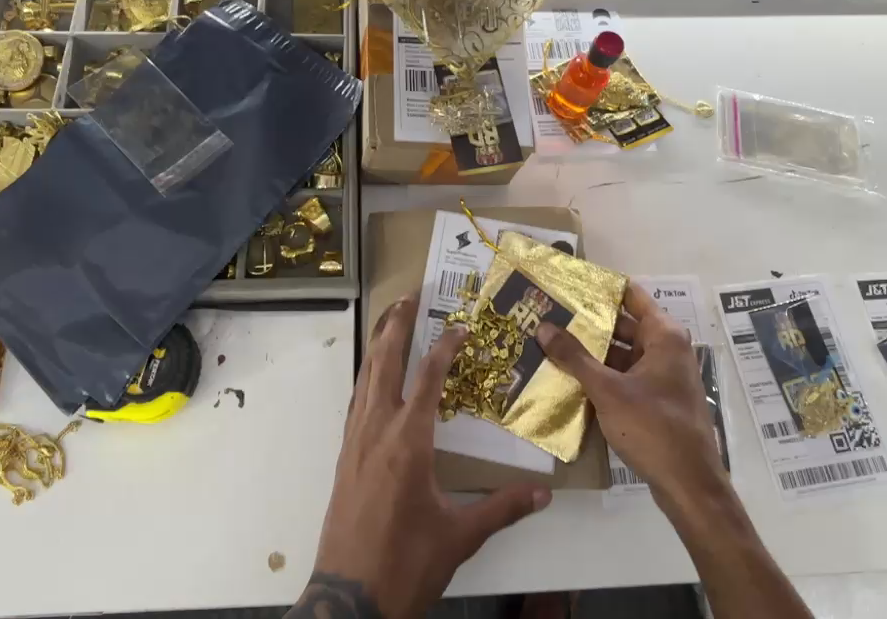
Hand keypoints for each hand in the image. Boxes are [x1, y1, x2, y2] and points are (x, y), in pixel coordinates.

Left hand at [300, 298, 551, 618]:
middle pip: (384, 363)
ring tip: (388, 321)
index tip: (460, 327)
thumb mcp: (459, 536)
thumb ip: (501, 508)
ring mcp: (355, 440)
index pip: (428, 378)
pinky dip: (366, 377)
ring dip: (377, 345)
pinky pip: (355, 401)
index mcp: (408, 440)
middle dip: (395, 326)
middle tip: (407, 297)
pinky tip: (371, 377)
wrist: (349, 596)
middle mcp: (377, 429)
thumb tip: (542, 494)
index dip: (445, 347)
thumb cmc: (406, 563)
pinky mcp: (344, 455)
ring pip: (365, 378)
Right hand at [538, 281, 725, 506]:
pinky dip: (604, 373)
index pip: (631, 295)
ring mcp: (664, 376)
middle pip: (624, 324)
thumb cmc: (653, 427)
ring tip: (554, 342)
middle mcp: (668, 350)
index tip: (567, 282)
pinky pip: (627, 376)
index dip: (600, 287)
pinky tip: (572, 377)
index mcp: (664, 336)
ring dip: (594, 350)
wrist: (690, 487)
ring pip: (623, 352)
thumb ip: (574, 357)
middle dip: (589, 321)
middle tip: (551, 313)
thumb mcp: (607, 390)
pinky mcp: (659, 400)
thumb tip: (543, 326)